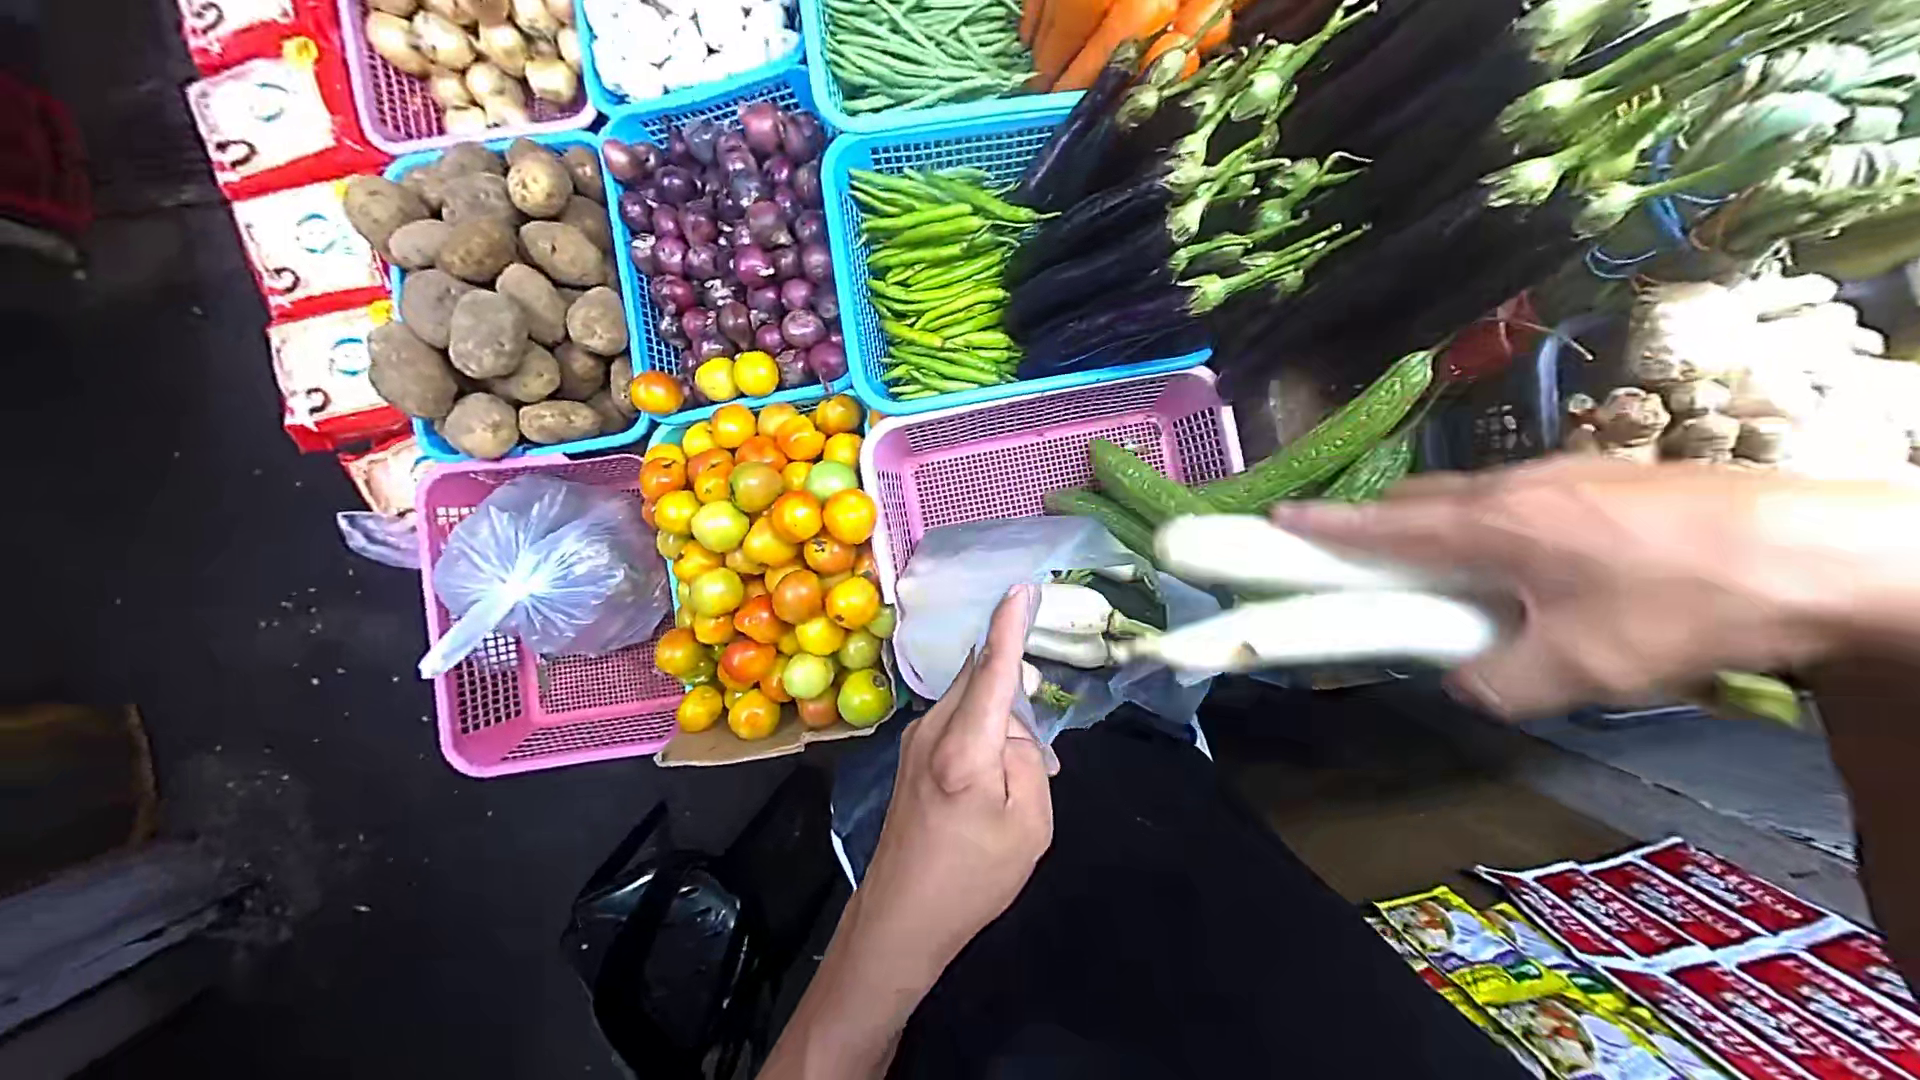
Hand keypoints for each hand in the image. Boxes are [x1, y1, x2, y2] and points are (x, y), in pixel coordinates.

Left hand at [760, 586, 1051, 1078]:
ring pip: (967, 700)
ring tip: (1017, 778)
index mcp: (965, 747)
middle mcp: (932, 730)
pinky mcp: (910, 753)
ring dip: (999, 719)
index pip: (992, 671)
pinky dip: (981, 732)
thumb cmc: (973, 877)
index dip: (1009, 626)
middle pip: (979, 681)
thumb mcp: (1029, 825)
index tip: (1021, 588)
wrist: (902, 915)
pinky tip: (993, 778)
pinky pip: (955, 721)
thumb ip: (1028, 759)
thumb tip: (1011, 727)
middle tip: (1039, 750)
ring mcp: (914, 740)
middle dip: (1013, 693)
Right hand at [1270, 457, 1919, 717]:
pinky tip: (1526, 560)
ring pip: (1466, 495)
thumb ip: (1498, 678)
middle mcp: (1513, 488)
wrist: (1842, 552)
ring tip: (1443, 564)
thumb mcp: (1582, 668)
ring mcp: (1563, 475)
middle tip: (1359, 553)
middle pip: (1417, 500)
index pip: (1382, 523)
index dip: (1324, 524)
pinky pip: (1514, 496)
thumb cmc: (1688, 606)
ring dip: (1434, 523)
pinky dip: (1486, 523)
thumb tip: (1463, 678)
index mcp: (1489, 526)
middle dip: (1375, 521)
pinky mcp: (1606, 478)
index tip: (1278, 517)